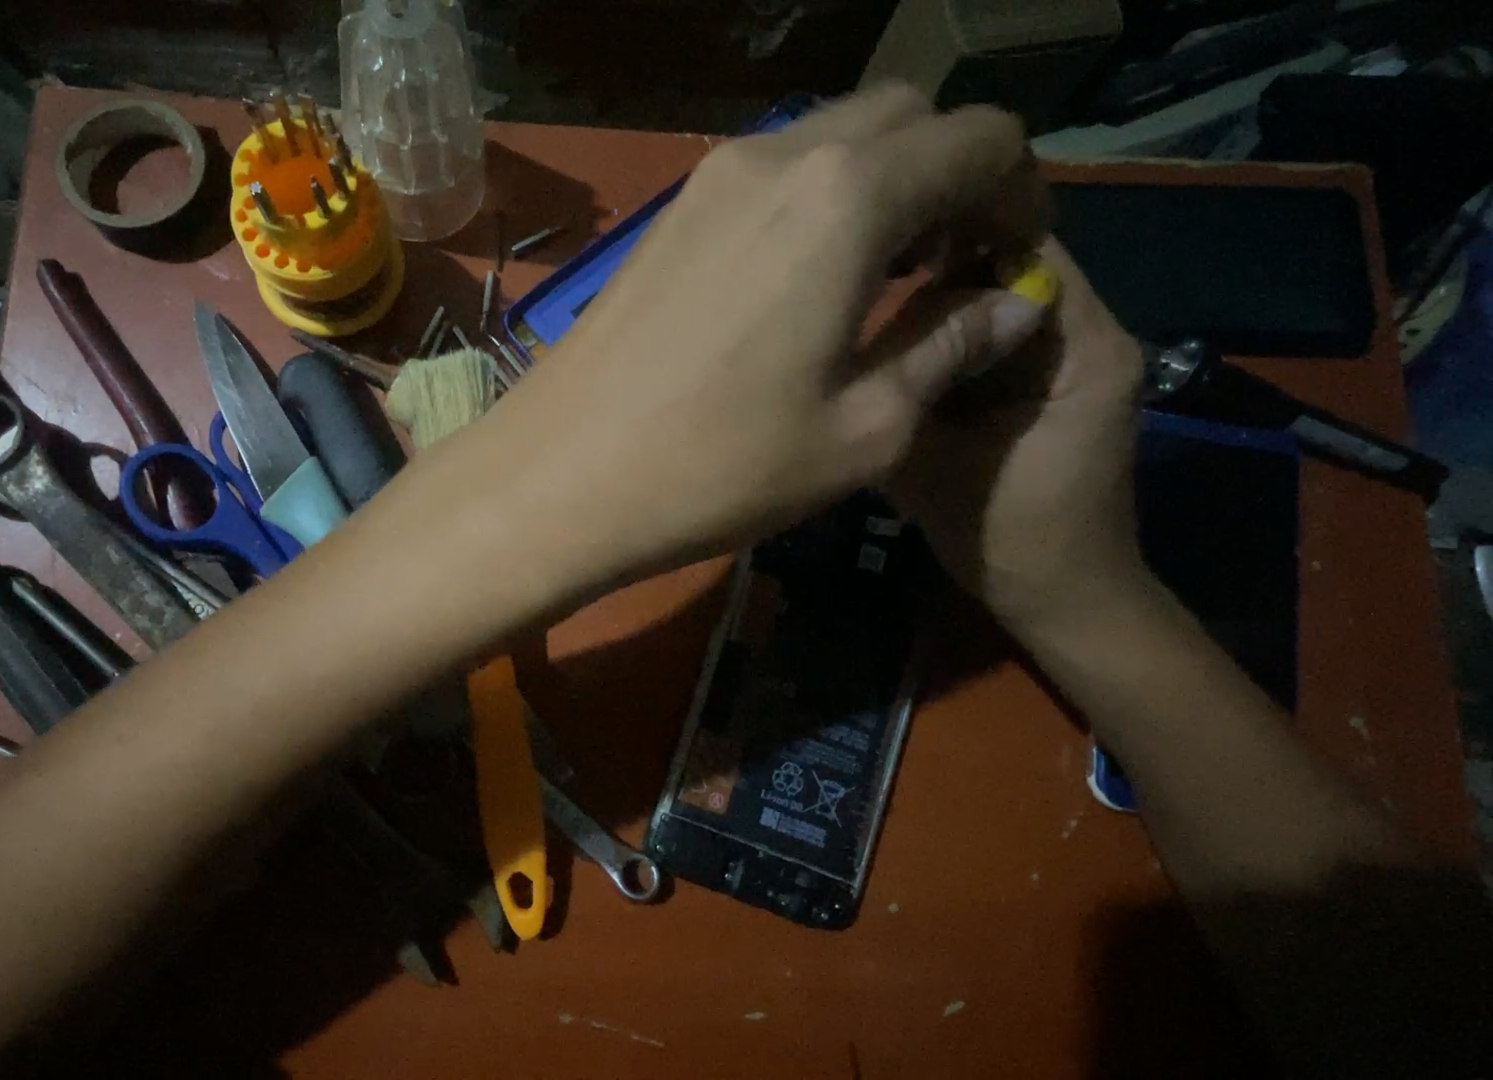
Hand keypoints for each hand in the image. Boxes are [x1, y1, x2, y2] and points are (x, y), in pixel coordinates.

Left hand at [472, 86, 1049, 587]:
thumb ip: (947, 348)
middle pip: (904, 118)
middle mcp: (778, 156)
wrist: (558, 478)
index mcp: (847, 196)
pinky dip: (813, 203)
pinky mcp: (667, 216)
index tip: (1010, 263)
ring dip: (878, 185)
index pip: (981, 141)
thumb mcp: (862, 431)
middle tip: (946, 265)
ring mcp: (709, 181)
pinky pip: (768, 177)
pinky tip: (803, 283)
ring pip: (829, 139)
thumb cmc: (716, 468)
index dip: (1020, 194)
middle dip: (950, 175)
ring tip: (880, 278)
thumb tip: (1007, 305)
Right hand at [884, 239, 1147, 631]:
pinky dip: (947, 350)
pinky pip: (991, 349)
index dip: (954, 239)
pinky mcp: (1044, 393)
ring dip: (937, 319)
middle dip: (938, 281)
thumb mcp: (936, 463)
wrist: (1061, 602)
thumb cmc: (1010, 537)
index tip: (878, 249)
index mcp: (1085, 347)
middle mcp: (1089, 340)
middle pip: (1010, 276)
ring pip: (994, 312)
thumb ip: (904, 391)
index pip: (1027, 251)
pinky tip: (897, 363)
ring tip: (870, 326)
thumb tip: (851, 336)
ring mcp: (1068, 367)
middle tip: (863, 296)